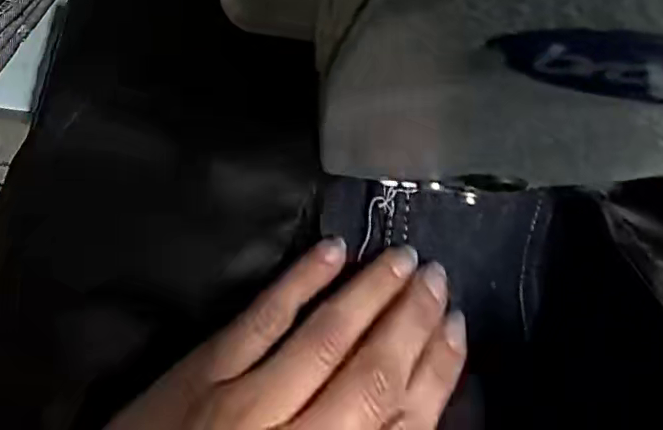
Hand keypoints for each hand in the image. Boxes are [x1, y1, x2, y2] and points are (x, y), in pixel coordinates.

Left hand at [106, 239, 467, 429]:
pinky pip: (265, 316)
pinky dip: (303, 280)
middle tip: (438, 276)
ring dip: (372, 292)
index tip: (457, 327)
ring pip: (326, 336)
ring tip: (404, 257)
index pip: (400, 425)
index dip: (436, 373)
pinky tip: (333, 250)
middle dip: (413, 322)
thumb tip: (407, 409)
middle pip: (371, 374)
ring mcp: (245, 401)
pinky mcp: (204, 369)